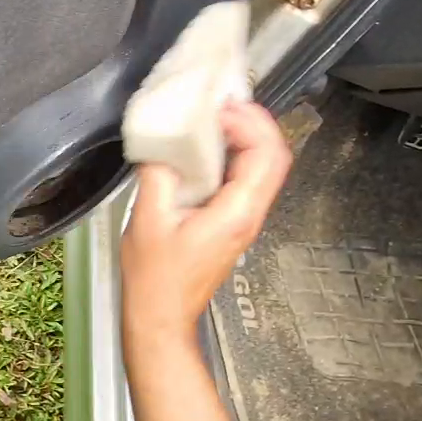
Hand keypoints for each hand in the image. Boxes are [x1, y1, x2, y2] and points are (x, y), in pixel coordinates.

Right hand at [121, 100, 291, 346]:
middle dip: (254, 123)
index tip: (220, 107)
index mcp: (236, 212)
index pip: (266, 154)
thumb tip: (161, 145)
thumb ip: (158, 175)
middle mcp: (249, 215)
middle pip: (273, 157)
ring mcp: (243, 221)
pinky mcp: (231, 225)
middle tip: (223, 105)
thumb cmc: (155, 278)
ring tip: (214, 121)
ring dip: (245, 139)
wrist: (161, 315)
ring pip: (262, 168)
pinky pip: (244, 181)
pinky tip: (206, 152)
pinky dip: (233, 158)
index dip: (250, 122)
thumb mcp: (148, 221)